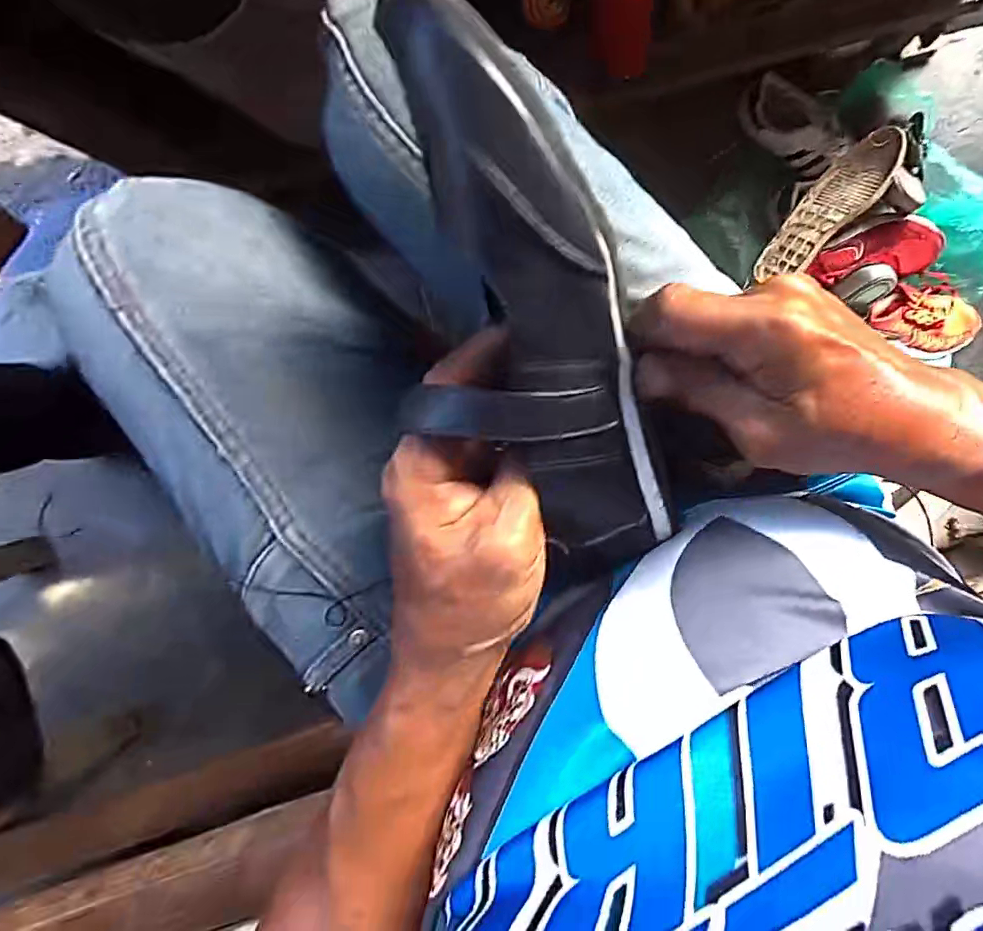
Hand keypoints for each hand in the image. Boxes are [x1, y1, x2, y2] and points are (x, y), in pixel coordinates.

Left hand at [382, 328, 546, 666]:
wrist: (456, 651)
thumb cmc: (474, 598)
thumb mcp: (510, 531)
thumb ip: (524, 468)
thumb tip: (544, 422)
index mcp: (420, 464)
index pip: (448, 388)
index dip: (484, 354)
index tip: (528, 330)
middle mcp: (424, 459)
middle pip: (463, 397)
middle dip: (507, 369)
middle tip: (558, 349)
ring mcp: (443, 474)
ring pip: (480, 419)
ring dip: (515, 398)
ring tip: (562, 374)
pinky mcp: (463, 489)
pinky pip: (491, 443)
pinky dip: (519, 426)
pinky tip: (552, 417)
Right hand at [631, 274, 963, 477]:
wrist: (913, 412)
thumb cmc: (844, 433)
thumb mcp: (761, 432)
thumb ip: (698, 393)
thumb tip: (647, 371)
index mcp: (762, 323)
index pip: (668, 306)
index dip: (643, 339)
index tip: (648, 378)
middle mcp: (773, 289)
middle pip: (692, 306)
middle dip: (679, 349)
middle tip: (692, 396)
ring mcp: (791, 285)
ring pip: (717, 310)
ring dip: (710, 346)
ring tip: (736, 390)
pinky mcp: (801, 293)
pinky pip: (744, 311)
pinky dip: (736, 340)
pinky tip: (760, 374)